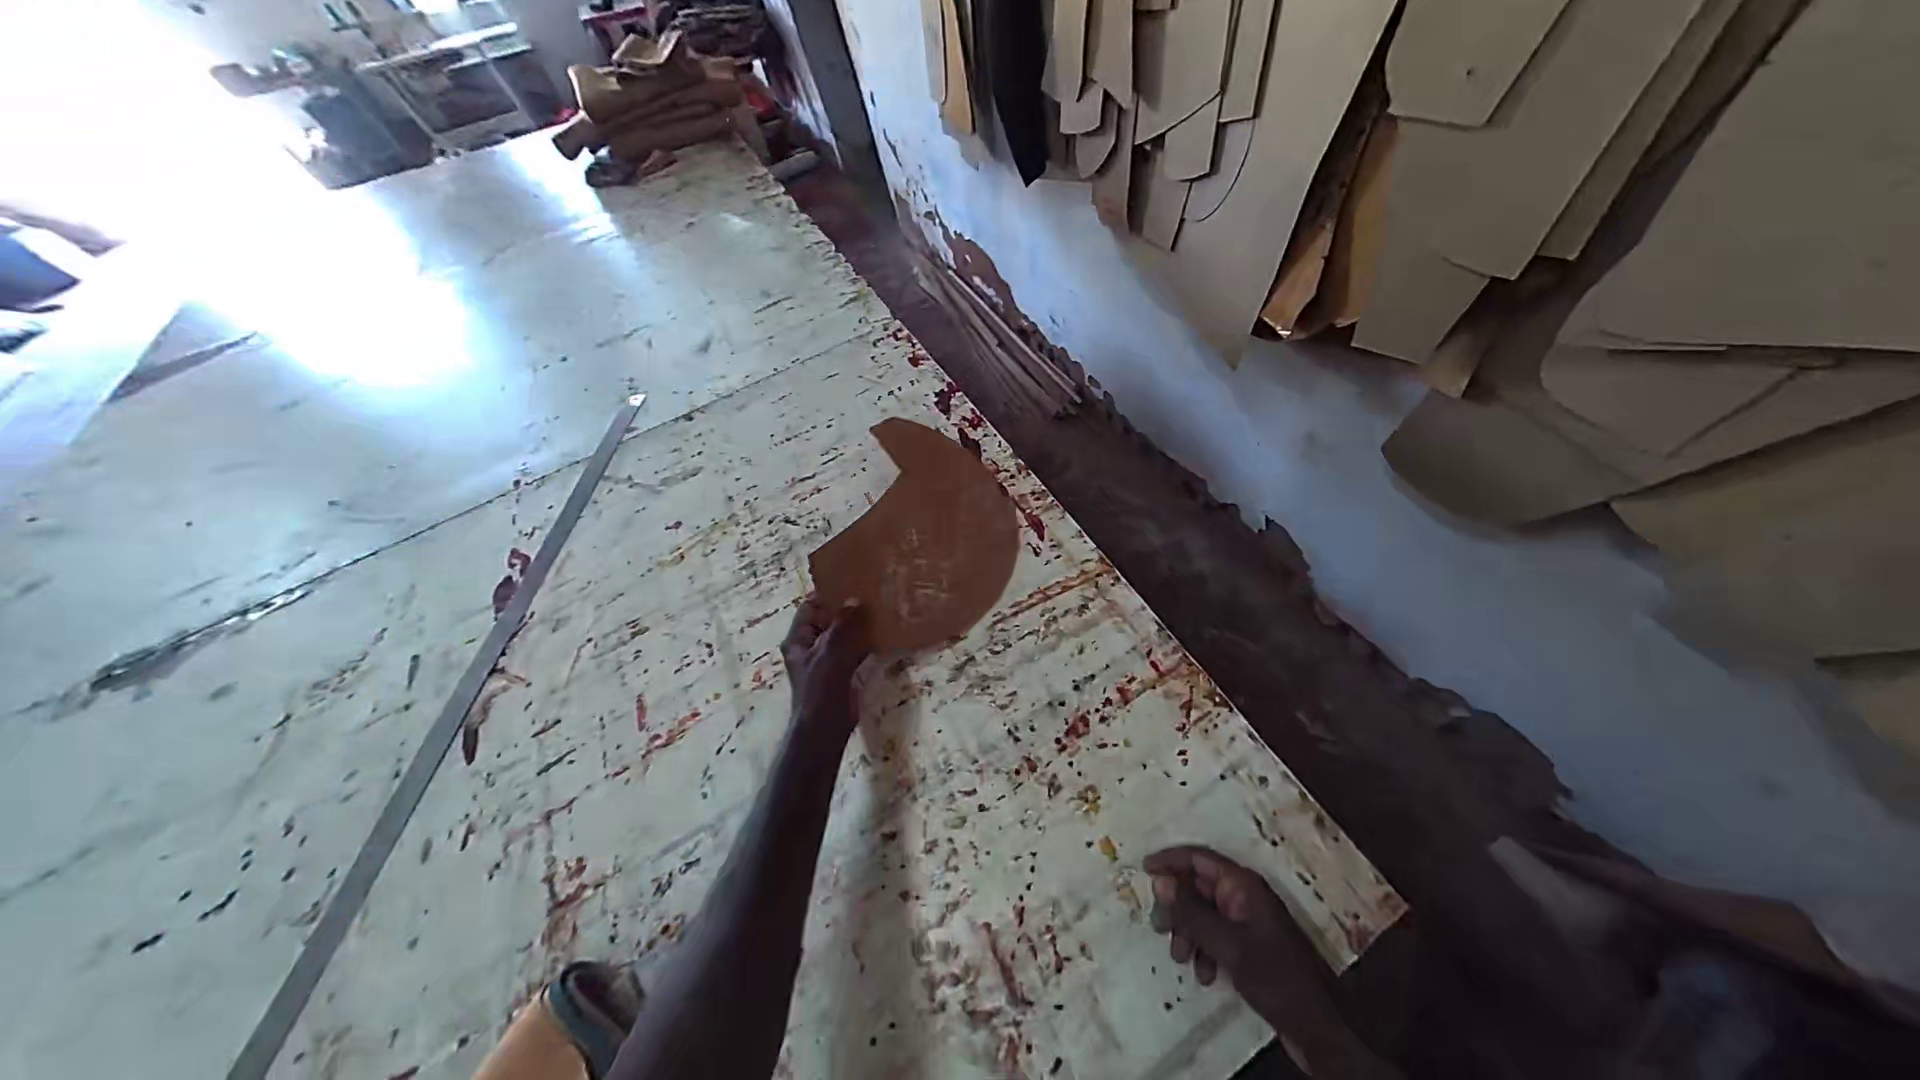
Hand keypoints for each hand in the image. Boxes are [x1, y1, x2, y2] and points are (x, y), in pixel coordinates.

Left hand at [780, 595, 872, 741]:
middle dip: (848, 609)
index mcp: (798, 638)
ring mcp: (827, 659)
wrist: (825, 728)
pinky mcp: (842, 671)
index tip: (852, 582)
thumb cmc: (820, 689)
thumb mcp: (830, 652)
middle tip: (873, 593)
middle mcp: (810, 646)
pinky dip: (866, 642)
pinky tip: (884, 633)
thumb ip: (843, 625)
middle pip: (829, 619)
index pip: (811, 606)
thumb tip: (855, 600)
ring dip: (860, 625)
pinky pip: (854, 650)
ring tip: (882, 608)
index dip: (829, 594)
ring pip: (844, 634)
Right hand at [1145, 846, 1343, 1037]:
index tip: (1144, 871)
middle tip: (1159, 927)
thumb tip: (1159, 881)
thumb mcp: (1226, 944)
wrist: (1316, 1030)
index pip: (1199, 858)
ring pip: (1204, 912)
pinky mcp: (1250, 944)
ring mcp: (1248, 920)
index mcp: (1243, 885)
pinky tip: (1204, 973)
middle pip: (1198, 886)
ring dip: (1188, 931)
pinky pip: (1216, 934)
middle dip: (1177, 907)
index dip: (1170, 860)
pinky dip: (1204, 948)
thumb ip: (1190, 911)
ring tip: (1180, 957)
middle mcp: (1245, 895)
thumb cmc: (1274, 977)